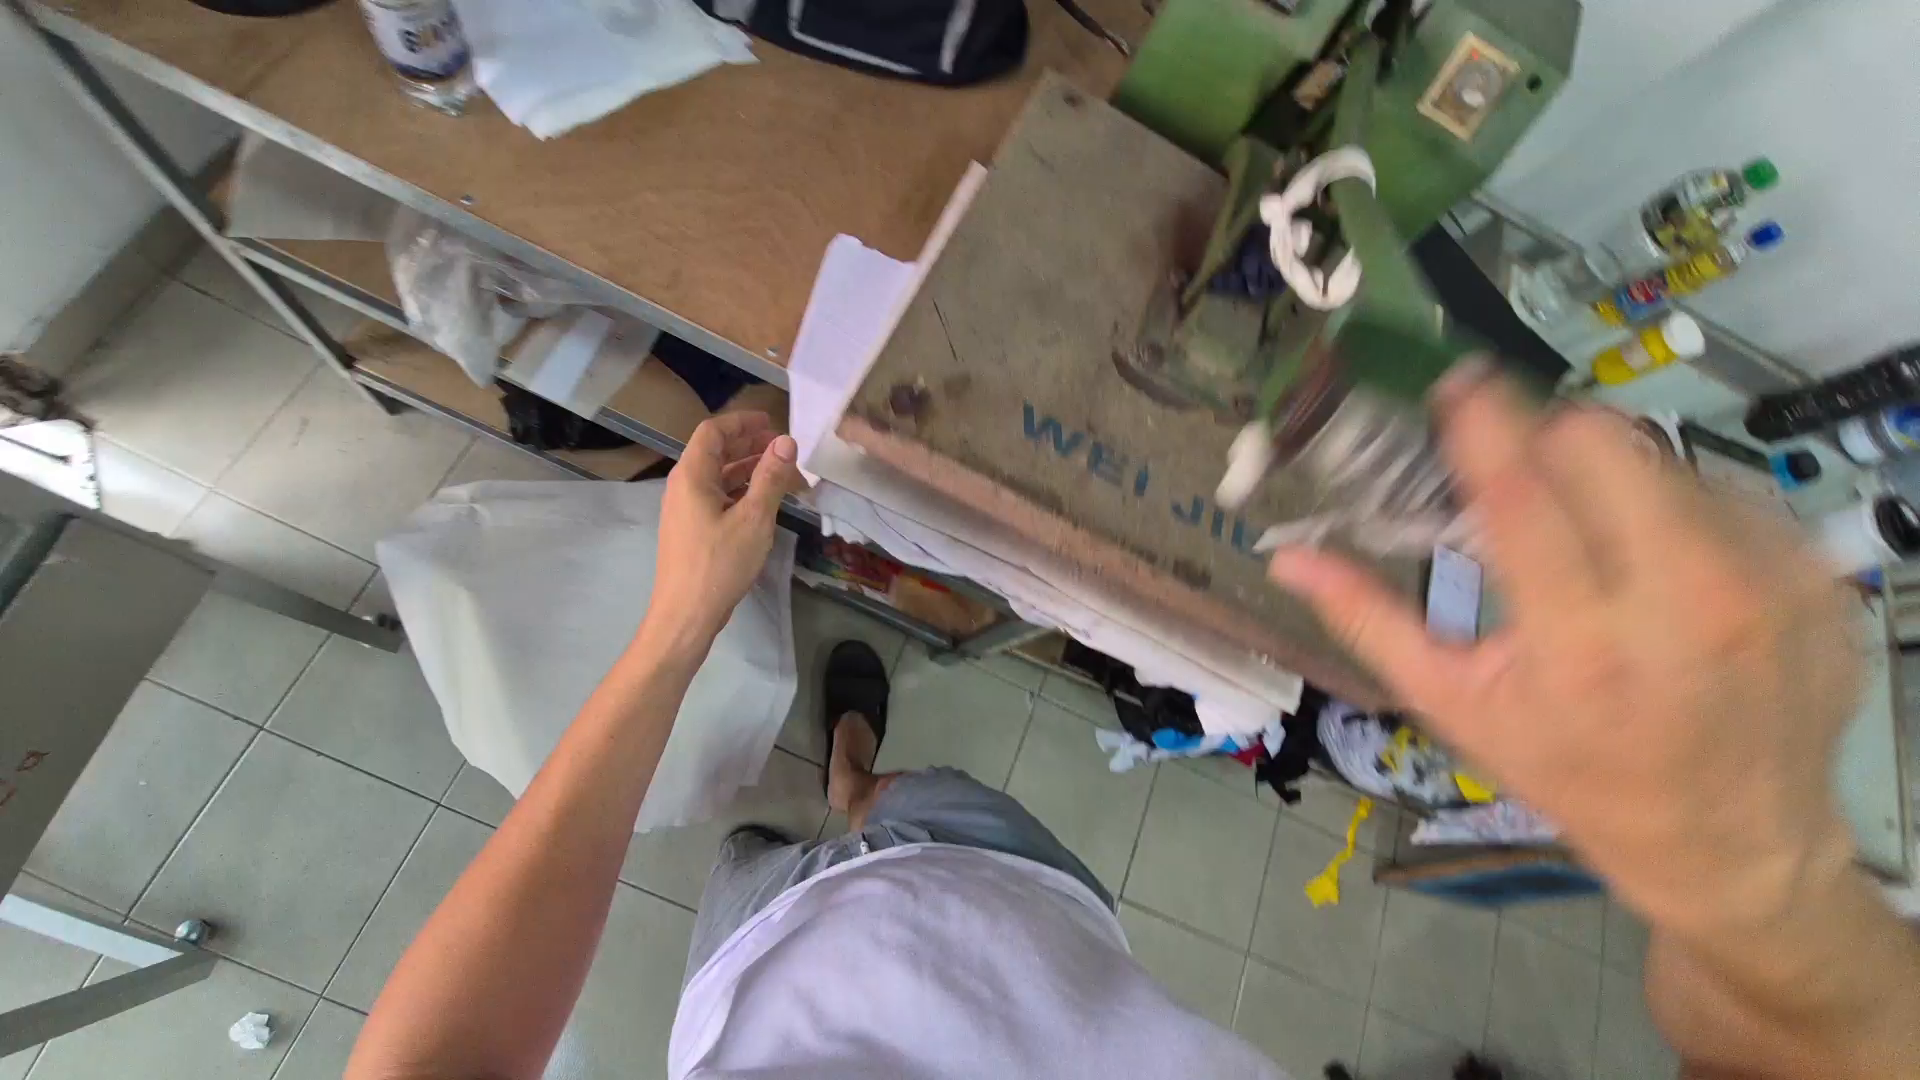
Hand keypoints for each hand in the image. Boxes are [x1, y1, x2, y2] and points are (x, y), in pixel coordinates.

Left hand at [643, 412, 805, 648]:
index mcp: (692, 476)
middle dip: (748, 444)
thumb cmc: (719, 564)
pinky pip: (716, 497)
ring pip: (717, 476)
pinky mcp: (691, 529)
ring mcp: (685, 509)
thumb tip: (786, 441)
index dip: (742, 422)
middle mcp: (683, 486)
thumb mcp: (754, 518)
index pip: (713, 432)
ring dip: (747, 469)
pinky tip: (763, 501)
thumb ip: (770, 477)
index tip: (772, 423)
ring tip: (781, 473)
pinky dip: (740, 491)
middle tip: (782, 447)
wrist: (686, 614)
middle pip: (714, 452)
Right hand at [1268, 364, 1863, 935]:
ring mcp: (1773, 585)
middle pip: (1606, 447)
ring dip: (1605, 473)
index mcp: (1579, 642)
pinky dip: (1669, 503)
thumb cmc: (1562, 764)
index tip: (1456, 382)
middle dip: (1547, 439)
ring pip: (1663, 458)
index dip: (1483, 428)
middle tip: (1517, 468)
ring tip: (1588, 530)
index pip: (1523, 500)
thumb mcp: (1447, 702)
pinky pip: (1724, 488)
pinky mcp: (1824, 577)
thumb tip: (1287, 558)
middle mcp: (1689, 603)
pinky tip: (1654, 558)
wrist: (1728, 838)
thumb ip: (1366, 620)